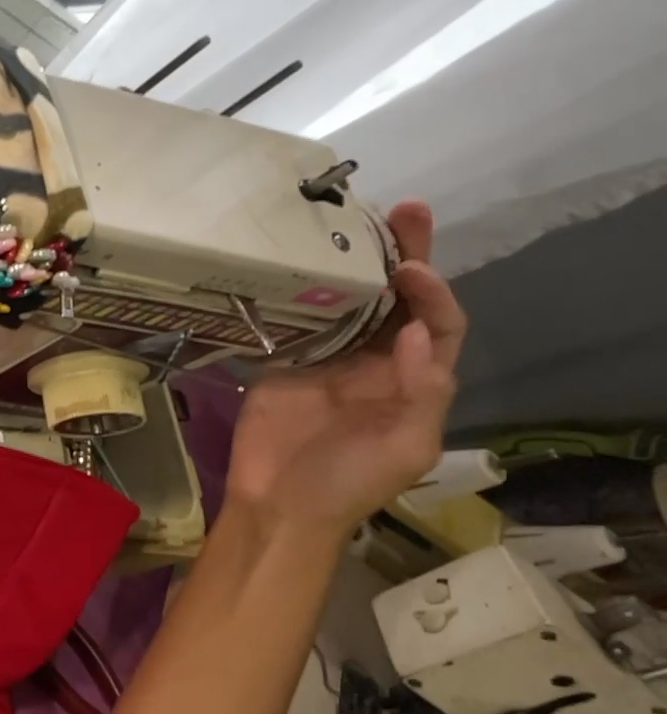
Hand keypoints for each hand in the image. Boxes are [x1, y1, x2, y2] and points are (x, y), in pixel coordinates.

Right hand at [225, 202, 466, 539]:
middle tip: (402, 210)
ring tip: (347, 223)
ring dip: (352, 265)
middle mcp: (375, 360)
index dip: (431, 292)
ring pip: (347, 302)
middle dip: (405, 255)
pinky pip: (294, 319)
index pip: (436, 323)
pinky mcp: (280, 360)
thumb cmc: (349, 482)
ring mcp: (325, 358)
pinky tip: (291, 265)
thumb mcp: (404, 446)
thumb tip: (413, 330)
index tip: (407, 267)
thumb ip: (419, 391)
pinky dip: (296, 291)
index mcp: (414, 380)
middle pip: (397, 300)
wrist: (277, 503)